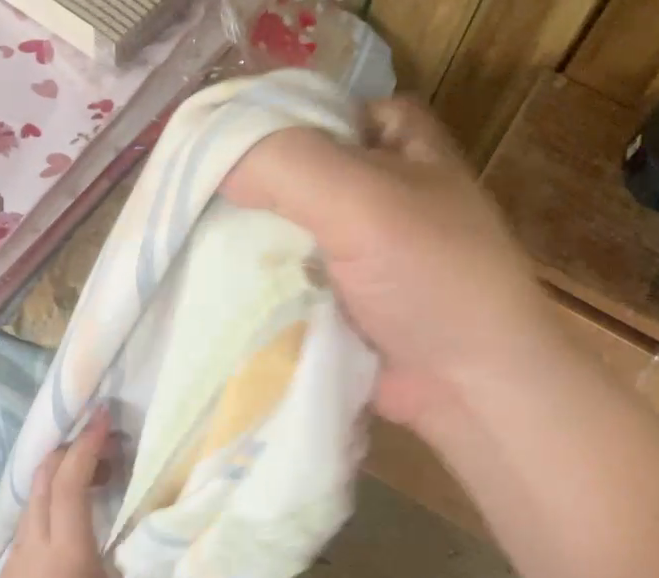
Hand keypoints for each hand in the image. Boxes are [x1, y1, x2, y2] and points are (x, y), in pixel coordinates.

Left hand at [0, 408, 219, 577]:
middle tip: (110, 442)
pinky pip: (32, 516)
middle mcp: (36, 539)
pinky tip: (75, 517)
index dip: (87, 445)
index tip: (106, 416)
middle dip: (72, 450)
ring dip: (60, 474)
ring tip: (98, 474)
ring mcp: (19, 553)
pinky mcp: (13, 568)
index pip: (69, 480)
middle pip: (45, 476)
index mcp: (65, 548)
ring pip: (35, 495)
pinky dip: (52, 500)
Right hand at [219, 99, 563, 431]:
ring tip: (194, 266)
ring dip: (243, 253)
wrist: (469, 383)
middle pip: (282, 178)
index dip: (248, 138)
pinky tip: (221, 301)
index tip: (201, 174)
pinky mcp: (340, 300)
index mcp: (390, 134)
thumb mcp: (364, 200)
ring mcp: (353, 247)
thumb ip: (286, 166)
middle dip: (240, 203)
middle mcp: (371, 183)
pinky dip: (257, 292)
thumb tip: (213, 167)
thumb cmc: (432, 279)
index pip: (298, 114)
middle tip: (188, 226)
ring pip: (278, 235)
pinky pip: (284, 283)